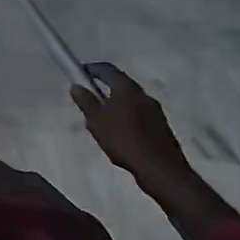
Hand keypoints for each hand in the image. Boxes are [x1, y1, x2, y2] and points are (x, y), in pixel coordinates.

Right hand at [71, 63, 193, 191]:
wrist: (160, 170)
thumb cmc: (124, 140)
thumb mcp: (96, 121)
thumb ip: (85, 102)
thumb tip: (76, 87)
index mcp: (127, 88)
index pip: (107, 69)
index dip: (92, 69)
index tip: (80, 74)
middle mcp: (143, 94)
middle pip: (120, 86)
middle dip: (104, 92)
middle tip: (91, 104)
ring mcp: (156, 111)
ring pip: (131, 103)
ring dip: (117, 108)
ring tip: (105, 126)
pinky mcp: (162, 128)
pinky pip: (140, 118)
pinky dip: (129, 121)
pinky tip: (122, 139)